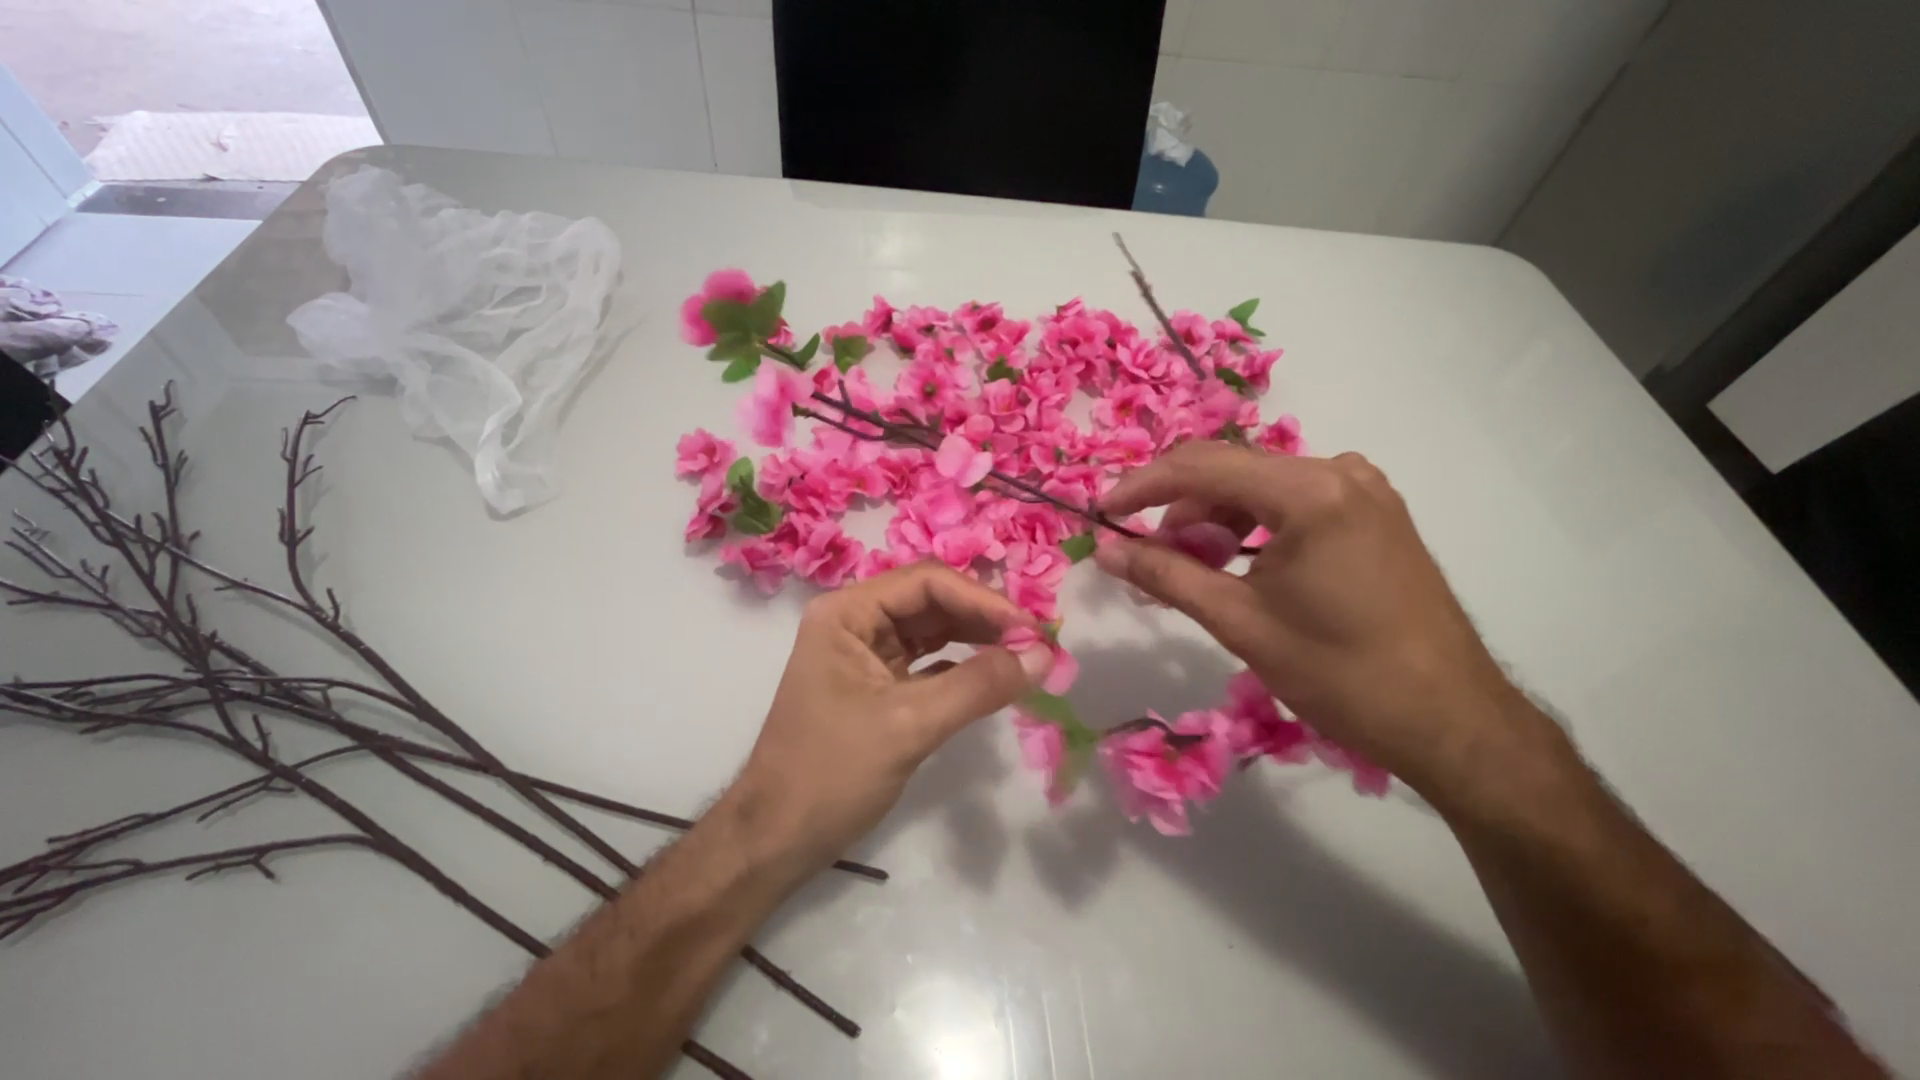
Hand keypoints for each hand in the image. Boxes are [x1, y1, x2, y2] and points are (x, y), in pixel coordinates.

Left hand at [723, 562, 1051, 875]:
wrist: (778, 837)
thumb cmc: (833, 772)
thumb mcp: (910, 725)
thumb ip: (979, 686)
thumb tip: (1045, 654)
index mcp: (847, 613)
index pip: (927, 582)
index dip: (983, 600)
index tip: (1032, 629)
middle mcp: (854, 622)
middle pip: (931, 600)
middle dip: (984, 617)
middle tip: (1037, 642)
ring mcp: (864, 655)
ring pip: (932, 631)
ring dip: (977, 639)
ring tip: (1025, 655)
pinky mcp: (876, 687)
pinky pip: (927, 663)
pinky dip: (962, 667)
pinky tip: (995, 676)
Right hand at [1096, 442, 1555, 799]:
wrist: (1450, 719)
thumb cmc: (1341, 674)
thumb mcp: (1240, 622)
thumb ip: (1166, 575)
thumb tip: (1103, 549)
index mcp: (1310, 491)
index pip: (1202, 466)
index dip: (1142, 488)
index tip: (1100, 516)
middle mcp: (1340, 472)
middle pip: (1232, 474)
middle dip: (1180, 512)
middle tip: (1145, 560)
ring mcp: (1364, 491)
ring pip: (1262, 490)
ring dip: (1216, 522)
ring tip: (1189, 571)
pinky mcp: (1375, 516)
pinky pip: (1295, 506)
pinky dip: (1255, 530)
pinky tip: (1236, 567)